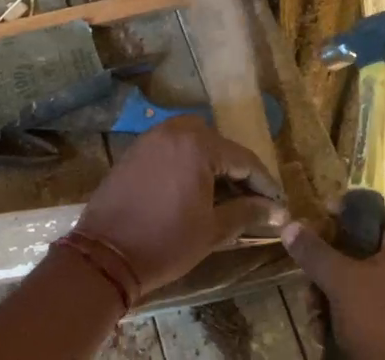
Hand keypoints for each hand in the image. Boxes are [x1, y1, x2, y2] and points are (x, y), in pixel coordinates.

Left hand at [72, 116, 286, 293]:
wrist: (105, 254)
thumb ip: (247, 212)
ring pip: (195, 141)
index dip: (265, 183)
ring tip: (225, 195)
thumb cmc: (165, 242)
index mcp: (199, 145)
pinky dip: (188, 162)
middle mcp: (176, 130)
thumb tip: (278, 211)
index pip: (244, 159)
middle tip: (253, 200)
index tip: (279, 205)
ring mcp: (153, 137)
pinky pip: (172, 147)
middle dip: (238, 170)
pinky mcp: (136, 149)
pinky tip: (194, 188)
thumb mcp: (212, 230)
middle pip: (219, 144)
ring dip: (212, 163)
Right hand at [282, 210, 384, 359]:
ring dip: (327, 296)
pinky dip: (340, 317)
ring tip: (314, 313)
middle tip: (309, 278)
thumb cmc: (382, 322)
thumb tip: (289, 224)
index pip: (374, 212)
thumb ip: (315, 252)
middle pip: (358, 250)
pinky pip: (361, 311)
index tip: (317, 216)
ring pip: (355, 284)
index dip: (345, 209)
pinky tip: (324, 332)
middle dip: (327, 265)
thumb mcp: (342, 282)